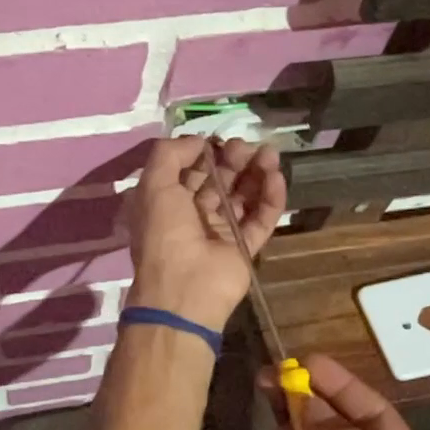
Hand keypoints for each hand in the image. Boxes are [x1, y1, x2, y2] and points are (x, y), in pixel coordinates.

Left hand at [122, 136, 286, 330]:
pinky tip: (276, 177)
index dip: (204, 154)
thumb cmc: (164, 233)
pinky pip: (261, 218)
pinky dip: (271, 198)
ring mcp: (220, 233)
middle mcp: (193, 216)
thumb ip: (170, 155)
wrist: (184, 289)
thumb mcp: (153, 185)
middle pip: (218, 181)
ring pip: (243, 197)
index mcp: (166, 203)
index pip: (189, 172)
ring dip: (256, 173)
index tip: (219, 140)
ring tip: (269, 154)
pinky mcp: (245, 248)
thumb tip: (197, 140)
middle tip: (246, 146)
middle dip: (233, 160)